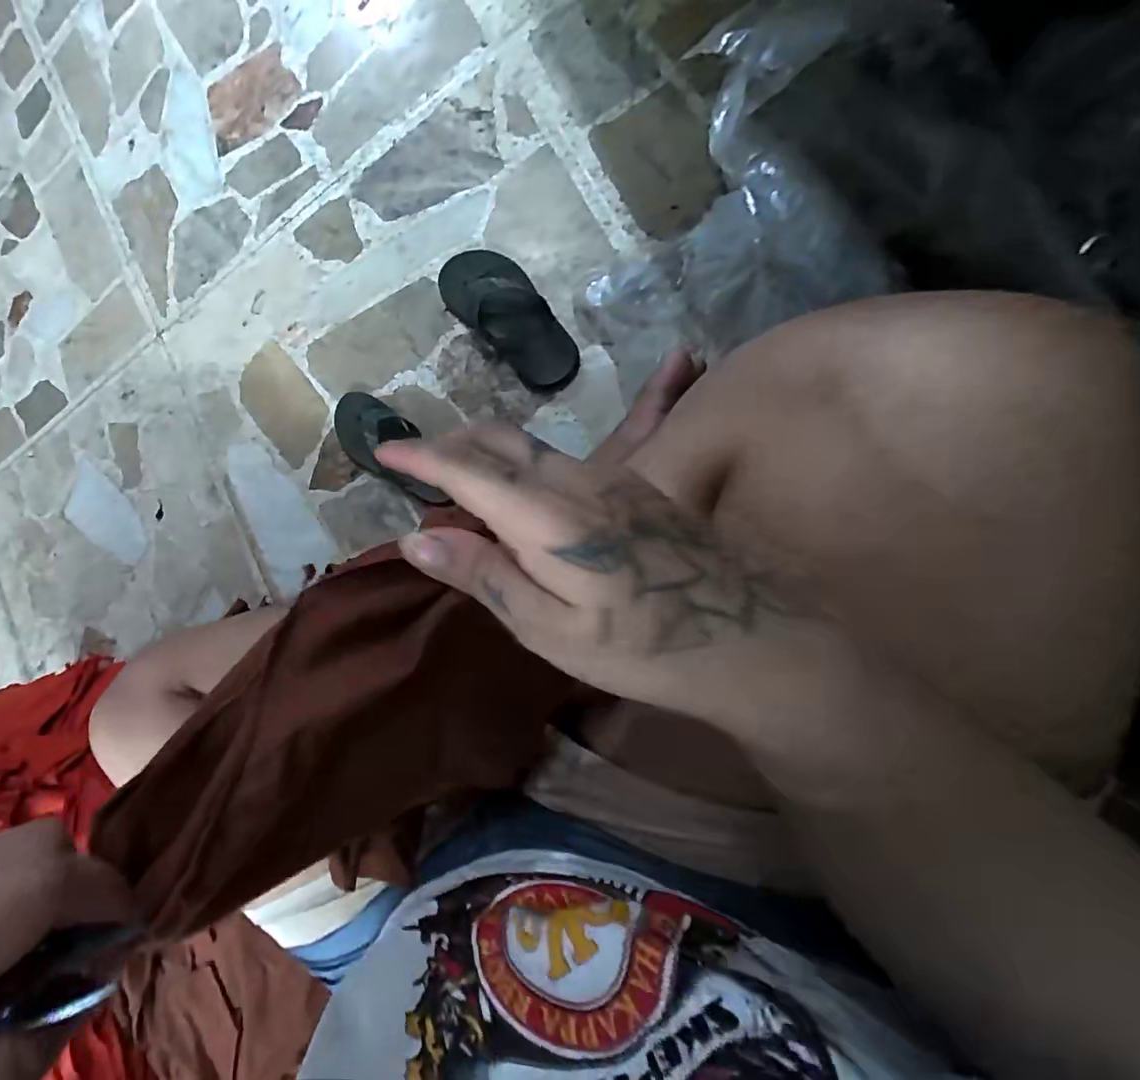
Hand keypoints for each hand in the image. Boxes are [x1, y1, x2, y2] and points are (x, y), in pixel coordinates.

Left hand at [0, 819, 138, 1079]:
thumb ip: (45, 1030)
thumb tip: (110, 953)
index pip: (40, 883)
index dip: (107, 897)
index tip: (135, 931)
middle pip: (32, 843)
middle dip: (81, 885)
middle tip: (87, 951)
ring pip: (8, 844)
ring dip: (44, 887)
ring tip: (31, 961)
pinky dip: (7, 890)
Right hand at [377, 425, 863, 734]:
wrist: (758, 641)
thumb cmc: (643, 649)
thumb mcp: (548, 631)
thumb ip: (483, 576)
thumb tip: (415, 539)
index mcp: (549, 519)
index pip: (468, 471)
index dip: (420, 456)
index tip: (382, 449)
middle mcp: (578, 482)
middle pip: (498, 441)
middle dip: (446, 442)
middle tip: (410, 460)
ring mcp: (611, 478)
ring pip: (528, 443)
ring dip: (479, 446)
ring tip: (449, 468)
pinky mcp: (634, 484)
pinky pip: (557, 454)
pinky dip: (514, 456)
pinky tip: (510, 479)